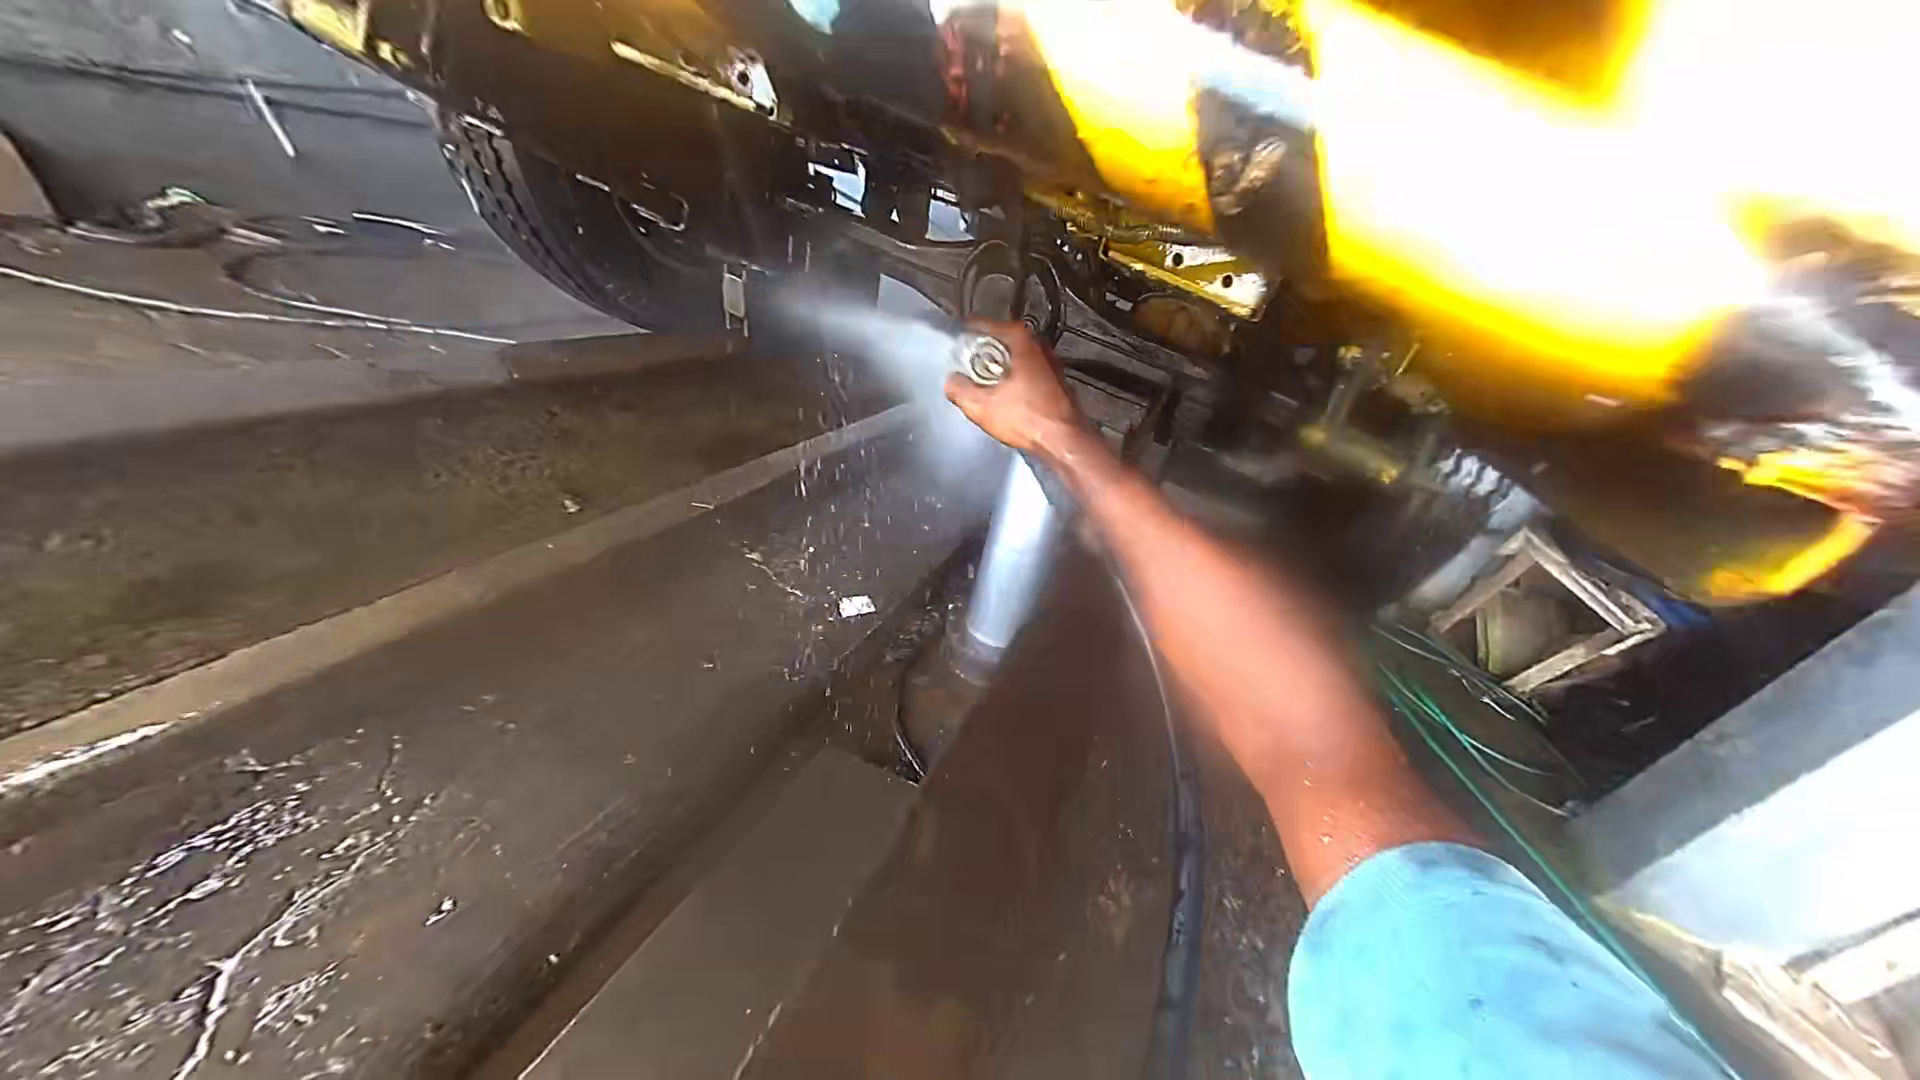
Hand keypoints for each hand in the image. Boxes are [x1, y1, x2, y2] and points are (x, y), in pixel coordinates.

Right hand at [944, 320, 1083, 455]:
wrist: (1063, 440)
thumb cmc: (1032, 418)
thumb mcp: (981, 406)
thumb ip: (959, 390)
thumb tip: (952, 384)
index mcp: (1020, 341)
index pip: (985, 325)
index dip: (966, 335)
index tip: (958, 341)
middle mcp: (1039, 347)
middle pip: (1001, 342)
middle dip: (983, 355)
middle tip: (968, 368)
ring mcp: (1050, 364)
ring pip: (1016, 359)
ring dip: (1000, 370)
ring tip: (986, 387)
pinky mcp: (1055, 383)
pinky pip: (1028, 375)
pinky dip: (1015, 382)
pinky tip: (1008, 401)